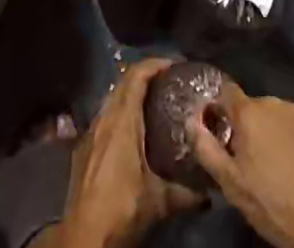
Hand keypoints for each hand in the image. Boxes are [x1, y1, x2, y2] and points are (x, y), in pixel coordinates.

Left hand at [56, 57, 205, 247]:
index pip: (136, 77)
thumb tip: (211, 191)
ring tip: (154, 99)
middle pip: (122, 82)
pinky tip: (133, 128)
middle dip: (145, 74)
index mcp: (122, 123)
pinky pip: (104, 117)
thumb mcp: (160, 201)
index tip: (176, 64)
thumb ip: (188, 192)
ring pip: (111, 99)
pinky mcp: (82, 149)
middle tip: (170, 79)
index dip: (155, 64)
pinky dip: (120, 111)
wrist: (84, 240)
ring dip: (130, 92)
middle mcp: (103, 121)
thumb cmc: (123, 210)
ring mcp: (90, 134)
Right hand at [187, 82, 293, 247]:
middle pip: (252, 106)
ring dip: (271, 129)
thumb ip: (206, 148)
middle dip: (247, 125)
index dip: (218, 108)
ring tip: (274, 162)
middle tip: (247, 157)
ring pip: (276, 114)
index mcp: (249, 113)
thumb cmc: (273, 204)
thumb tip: (192, 121)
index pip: (225, 93)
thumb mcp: (230, 184)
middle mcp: (275, 102)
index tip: (216, 127)